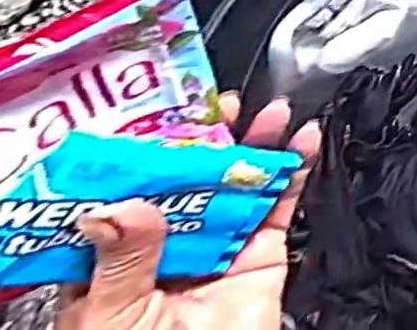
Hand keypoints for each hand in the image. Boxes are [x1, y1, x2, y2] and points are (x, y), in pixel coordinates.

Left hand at [56, 94, 320, 329]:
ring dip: (259, 143)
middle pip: (191, 181)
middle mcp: (169, 248)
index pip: (125, 199)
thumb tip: (118, 204)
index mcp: (114, 266)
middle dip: (211, 140)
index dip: (142, 158)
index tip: (157, 122)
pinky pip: (283, 202)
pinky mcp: (263, 251)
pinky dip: (298, 167)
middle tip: (221, 107)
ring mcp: (219, 246)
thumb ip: (123, 262)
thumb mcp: (113, 321)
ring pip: (240, 183)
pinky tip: (304, 140)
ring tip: (271, 114)